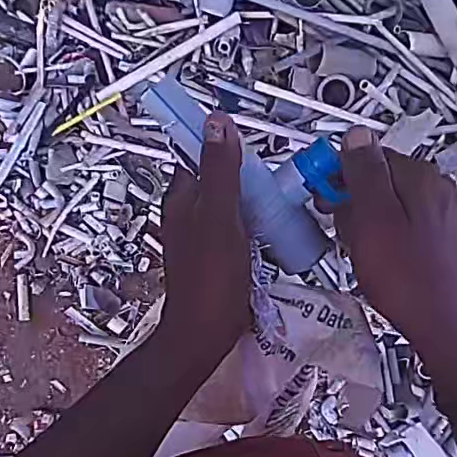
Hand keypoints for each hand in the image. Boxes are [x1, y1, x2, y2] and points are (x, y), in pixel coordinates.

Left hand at [158, 113, 249, 366]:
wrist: (207, 333)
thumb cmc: (211, 277)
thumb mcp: (220, 215)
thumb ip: (219, 170)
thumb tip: (217, 123)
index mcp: (181, 198)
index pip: (197, 153)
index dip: (222, 144)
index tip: (250, 147)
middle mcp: (187, 213)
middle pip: (219, 178)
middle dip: (246, 175)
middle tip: (271, 181)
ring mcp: (202, 235)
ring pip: (231, 202)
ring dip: (253, 199)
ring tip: (276, 203)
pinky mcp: (217, 253)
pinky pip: (238, 226)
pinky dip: (254, 223)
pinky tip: (270, 231)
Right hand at [333, 128, 456, 408]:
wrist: (443, 326)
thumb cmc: (406, 279)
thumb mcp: (373, 220)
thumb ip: (364, 173)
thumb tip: (357, 136)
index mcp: (422, 177)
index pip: (371, 155)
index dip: (340, 174)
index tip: (322, 194)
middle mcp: (440, 189)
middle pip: (384, 179)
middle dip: (355, 199)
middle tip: (339, 225)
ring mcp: (446, 215)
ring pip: (394, 203)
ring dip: (369, 218)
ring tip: (358, 246)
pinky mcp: (445, 239)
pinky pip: (408, 224)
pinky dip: (388, 235)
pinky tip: (379, 257)